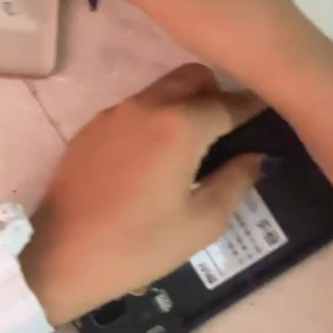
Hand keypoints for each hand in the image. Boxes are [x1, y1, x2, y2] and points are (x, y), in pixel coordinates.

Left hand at [22, 64, 267, 323]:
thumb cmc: (138, 244)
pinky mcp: (90, 129)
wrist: (60, 254)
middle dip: (217, 93)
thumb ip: (236, 180)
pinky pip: (134, 109)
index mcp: (179, 125)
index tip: (272, 113)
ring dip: (184, 104)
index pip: (228, 102)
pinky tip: (158, 156)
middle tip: (232, 130)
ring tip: (197, 145)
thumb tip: (254, 156)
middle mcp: (144, 107)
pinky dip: (154, 118)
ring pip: (160, 90)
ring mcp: (112, 115)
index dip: (254, 107)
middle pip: (192, 78)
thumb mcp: (202, 222)